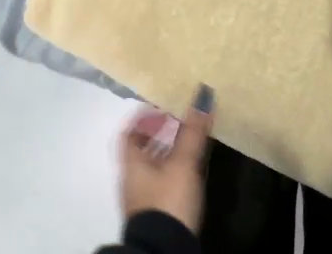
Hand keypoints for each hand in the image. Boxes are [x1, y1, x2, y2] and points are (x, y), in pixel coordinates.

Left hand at [119, 85, 214, 233]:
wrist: (165, 249)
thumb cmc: (168, 199)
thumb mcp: (183, 163)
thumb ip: (192, 131)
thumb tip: (202, 95)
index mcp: (131, 163)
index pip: (129, 132)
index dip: (144, 117)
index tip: (164, 107)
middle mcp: (132, 178)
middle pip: (141, 148)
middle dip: (160, 132)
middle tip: (182, 120)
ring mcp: (142, 196)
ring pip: (152, 165)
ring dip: (168, 150)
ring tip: (190, 141)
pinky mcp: (155, 210)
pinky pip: (161, 180)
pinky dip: (173, 168)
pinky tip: (189, 170)